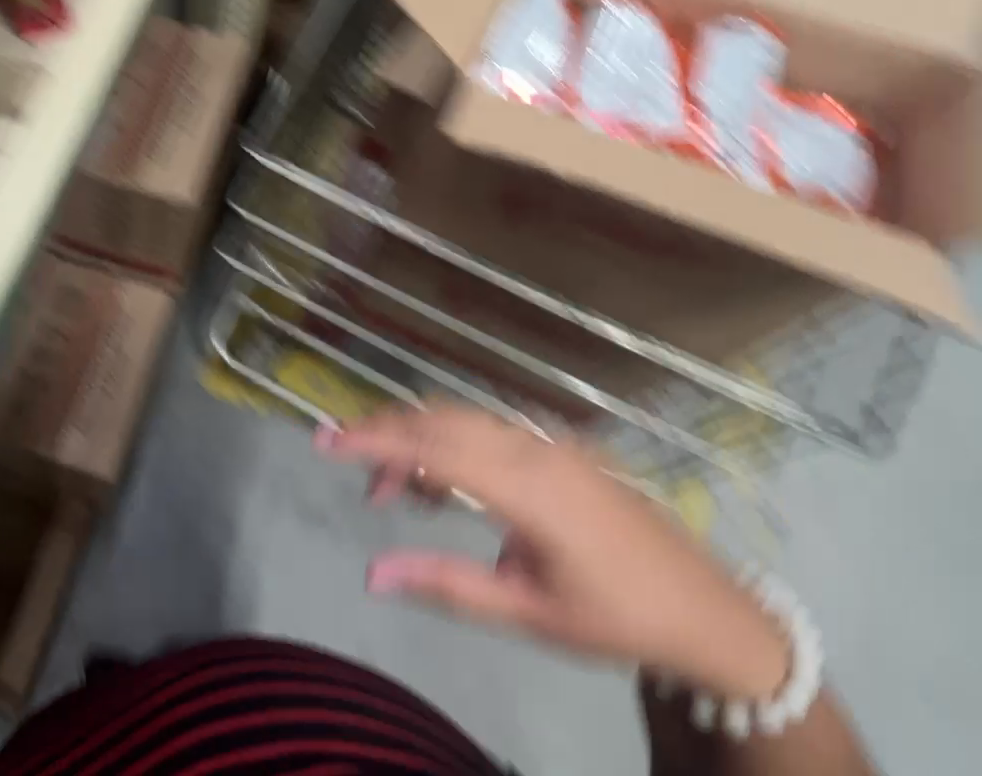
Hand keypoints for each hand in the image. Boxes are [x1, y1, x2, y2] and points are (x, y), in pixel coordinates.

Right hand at [316, 405, 789, 699]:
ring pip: (463, 419)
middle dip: (386, 437)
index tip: (323, 443)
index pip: (434, 447)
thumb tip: (370, 574)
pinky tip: (443, 484)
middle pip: (441, 419)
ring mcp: (554, 444)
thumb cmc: (618, 619)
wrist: (714, 615)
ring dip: (417, 441)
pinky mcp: (562, 448)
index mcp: (532, 490)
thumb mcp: (529, 613)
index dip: (373, 441)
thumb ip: (446, 585)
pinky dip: (449, 443)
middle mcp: (539, 451)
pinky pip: (489, 428)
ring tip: (395, 494)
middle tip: (355, 478)